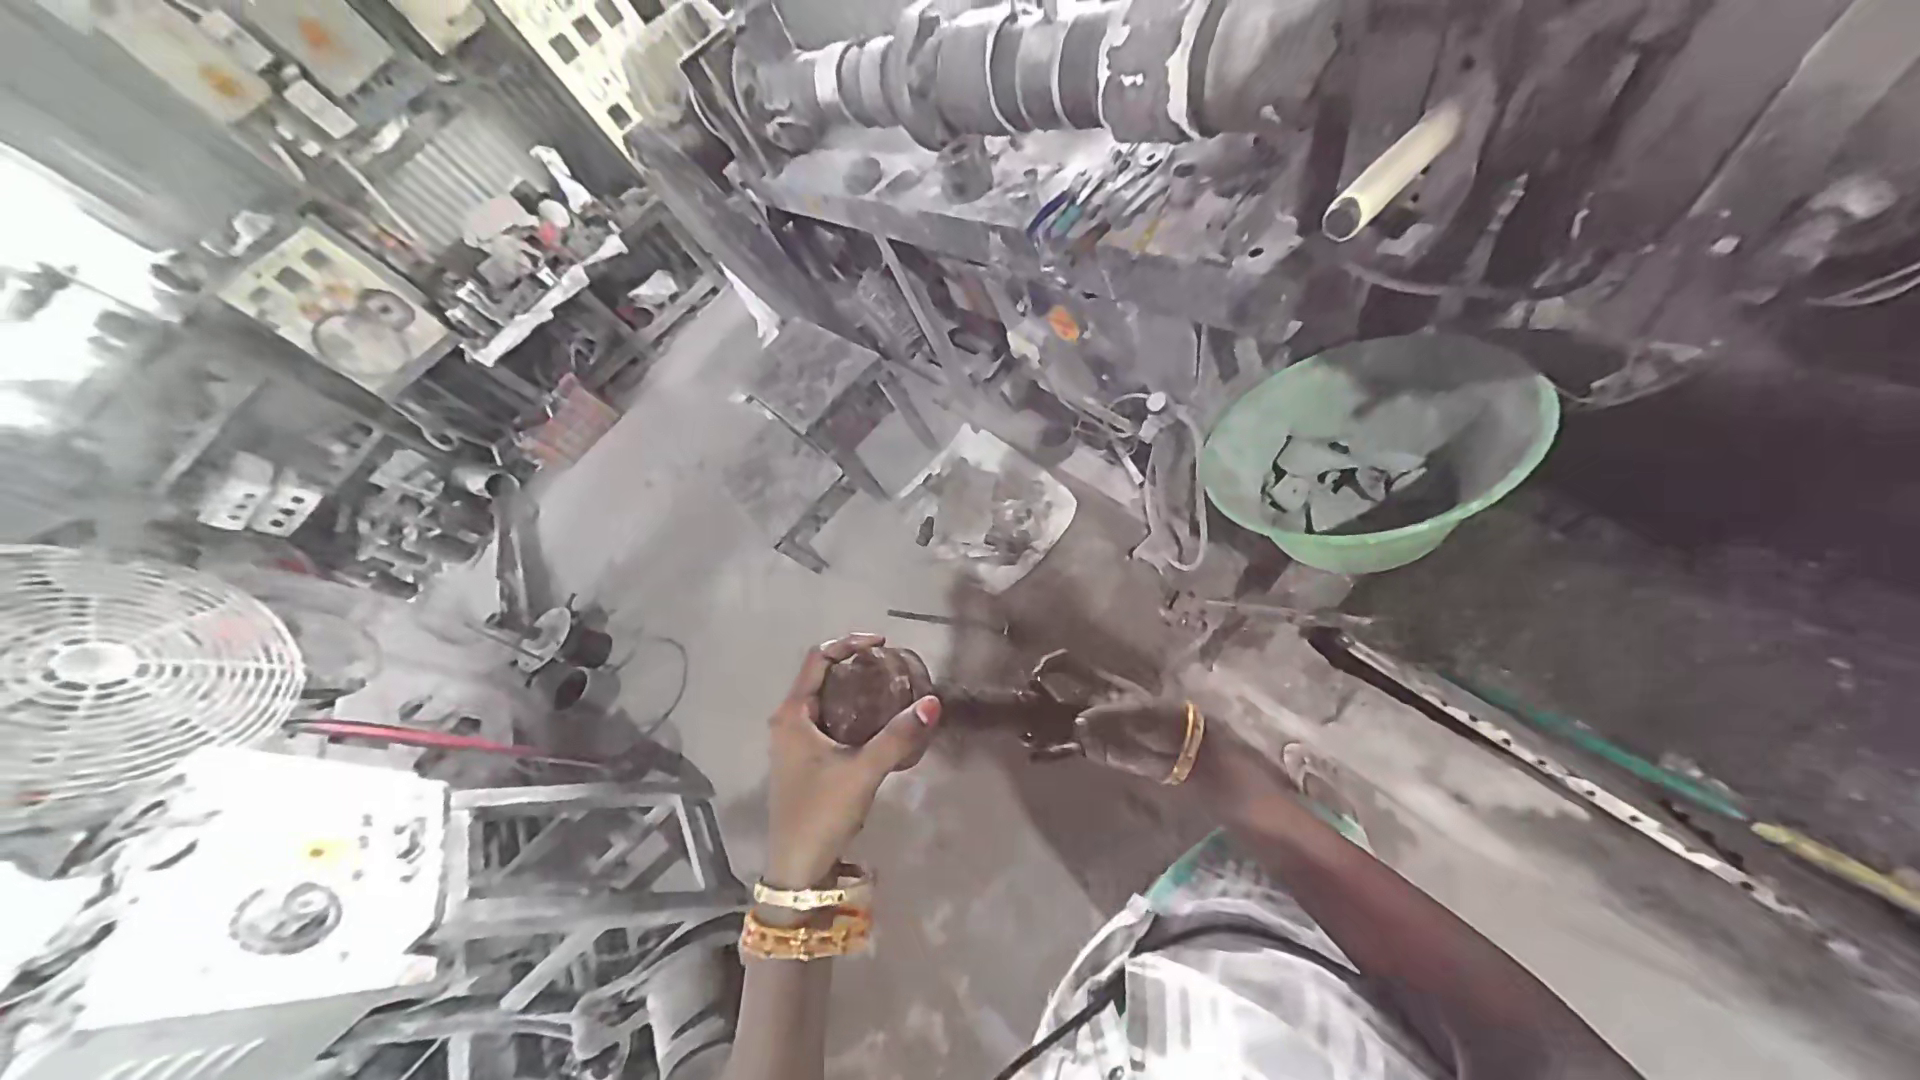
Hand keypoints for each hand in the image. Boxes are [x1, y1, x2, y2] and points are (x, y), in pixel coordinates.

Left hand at [764, 634, 939, 889]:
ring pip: (827, 700)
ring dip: (856, 688)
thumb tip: (933, 702)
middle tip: (893, 665)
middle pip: (822, 676)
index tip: (883, 643)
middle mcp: (789, 721)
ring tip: (891, 687)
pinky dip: (853, 711)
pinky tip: (879, 722)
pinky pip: (830, 720)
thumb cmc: (820, 813)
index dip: (849, 643)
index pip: (818, 659)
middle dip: (856, 664)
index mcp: (792, 715)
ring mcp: (795, 742)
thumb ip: (897, 737)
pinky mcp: (805, 760)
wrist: (797, 870)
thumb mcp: (862, 772)